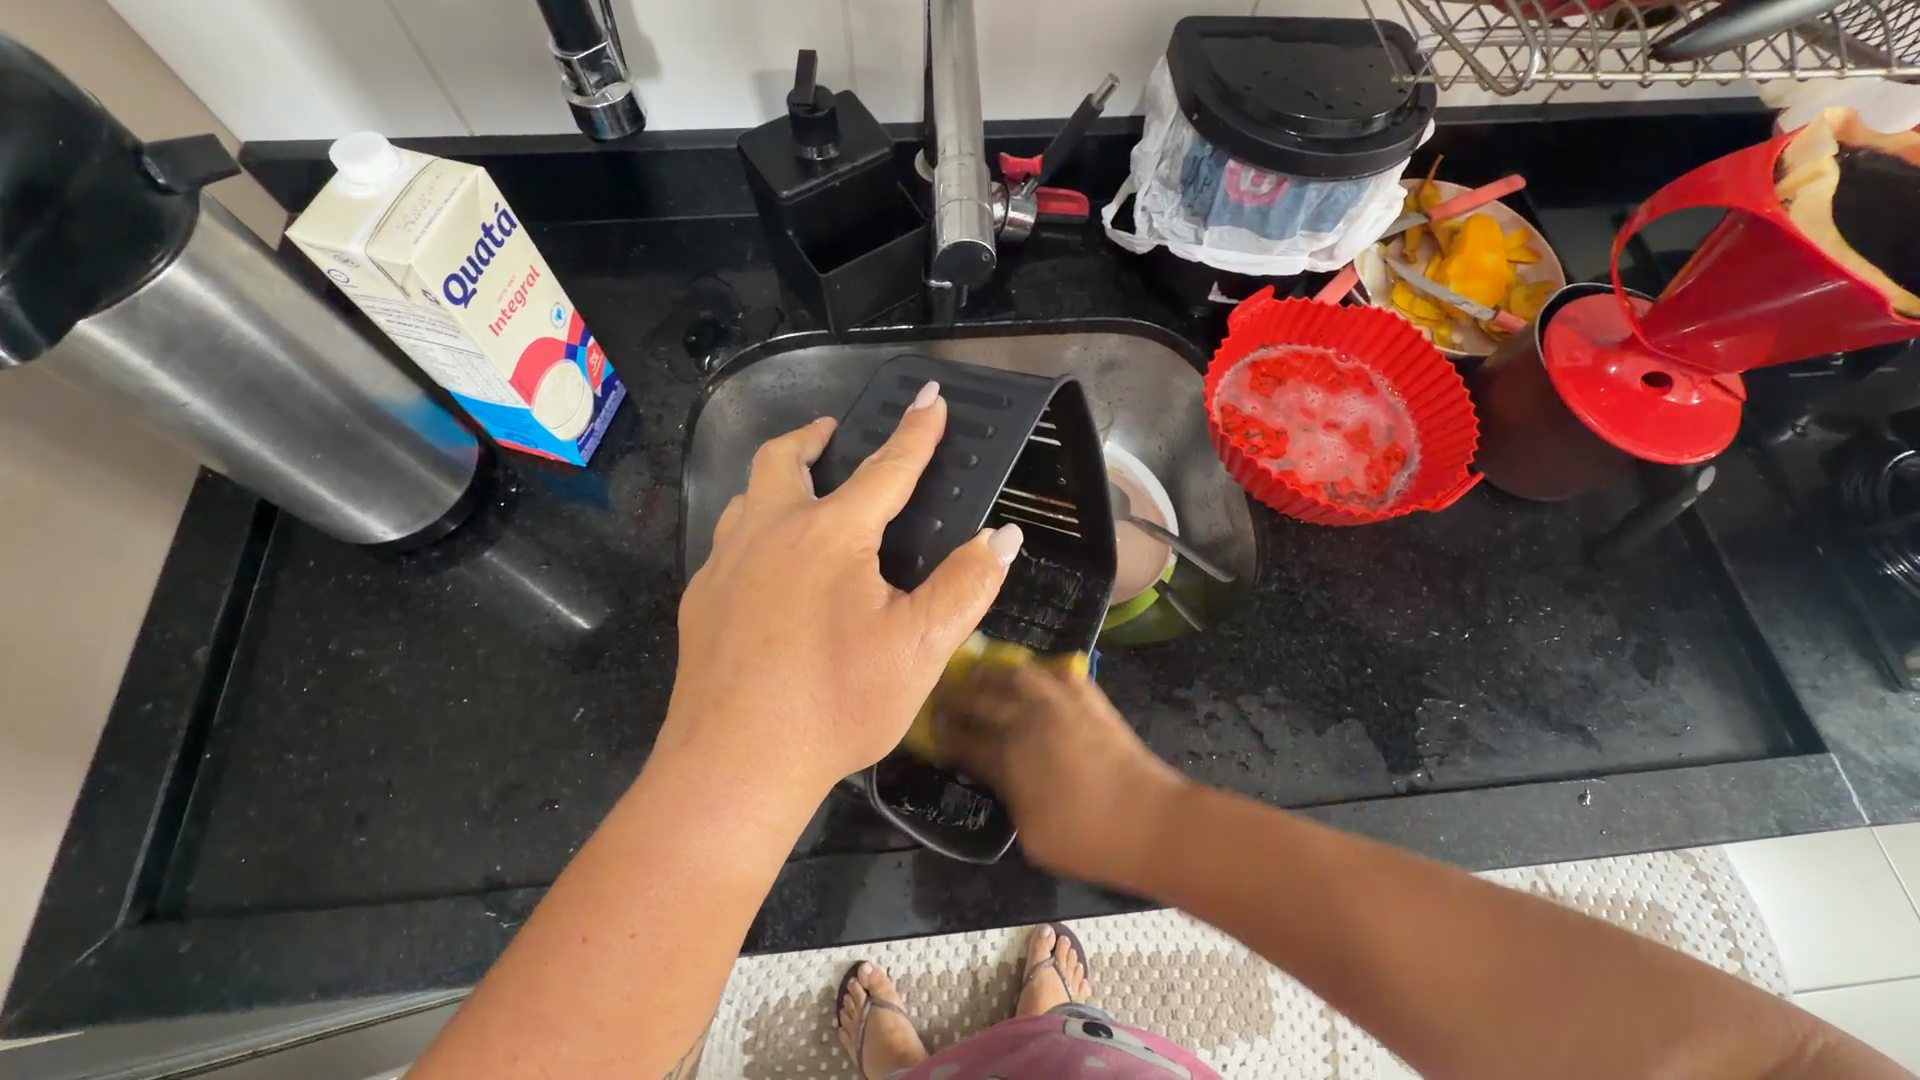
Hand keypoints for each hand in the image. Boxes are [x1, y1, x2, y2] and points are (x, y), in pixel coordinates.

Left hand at [665, 382, 1023, 796]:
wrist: (735, 762)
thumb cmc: (838, 701)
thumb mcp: (919, 647)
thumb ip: (966, 585)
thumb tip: (1003, 535)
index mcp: (831, 535)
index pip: (887, 468)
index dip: (916, 431)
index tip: (930, 395)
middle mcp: (771, 532)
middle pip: (786, 459)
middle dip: (814, 435)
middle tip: (834, 433)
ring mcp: (725, 564)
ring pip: (746, 495)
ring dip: (776, 479)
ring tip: (799, 490)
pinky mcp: (699, 599)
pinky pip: (726, 542)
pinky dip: (752, 530)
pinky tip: (765, 567)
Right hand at [934, 662, 1189, 885]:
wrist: (1150, 822)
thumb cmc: (1087, 840)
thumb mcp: (1030, 834)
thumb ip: (1008, 798)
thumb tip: (1000, 778)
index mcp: (1009, 758)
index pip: (964, 740)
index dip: (944, 735)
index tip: (931, 730)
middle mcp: (1029, 721)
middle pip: (982, 698)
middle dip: (957, 696)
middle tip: (942, 695)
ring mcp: (1061, 704)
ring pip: (1017, 673)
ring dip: (992, 672)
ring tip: (980, 672)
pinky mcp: (1090, 699)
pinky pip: (1057, 672)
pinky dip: (1039, 669)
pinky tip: (1032, 672)